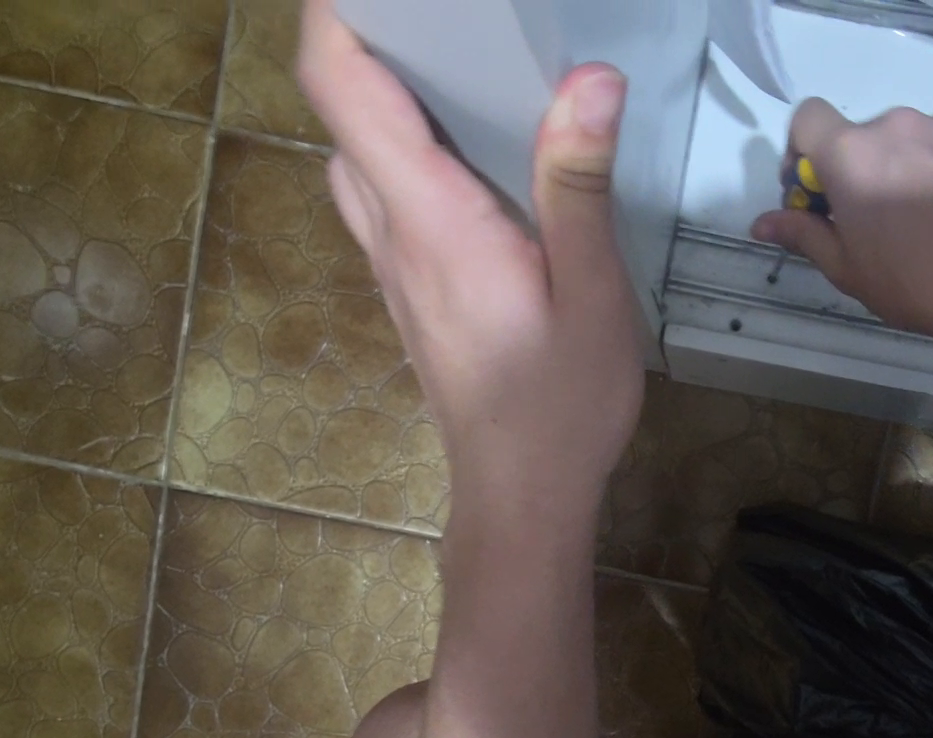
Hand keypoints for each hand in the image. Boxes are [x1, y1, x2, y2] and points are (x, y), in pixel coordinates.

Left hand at [298, 0, 644, 520]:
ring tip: (469, 91)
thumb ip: (580, 189)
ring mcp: (394, 271)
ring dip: (392, 108)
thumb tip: (589, 79)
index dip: (341, 11)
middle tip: (460, 28)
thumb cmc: (561, 406)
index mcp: (432, 221)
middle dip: (379, 48)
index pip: (340, 83)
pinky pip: (385, 205)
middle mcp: (392, 235)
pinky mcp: (412, 298)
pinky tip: (477, 179)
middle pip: (342, 112)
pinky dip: (407, 162)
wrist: (522, 493)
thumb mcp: (592, 298)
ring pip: (358, 161)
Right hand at [751, 100, 932, 357]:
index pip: (806, 119)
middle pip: (854, 135)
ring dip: (889, 169)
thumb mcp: (845, 266)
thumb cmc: (909, 281)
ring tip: (907, 221)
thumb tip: (761, 223)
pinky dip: (925, 169)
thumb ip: (802, 234)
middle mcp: (892, 126)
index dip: (800, 153)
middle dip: (848, 171)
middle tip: (860, 222)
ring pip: (897, 141)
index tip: (811, 194)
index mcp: (850, 154)